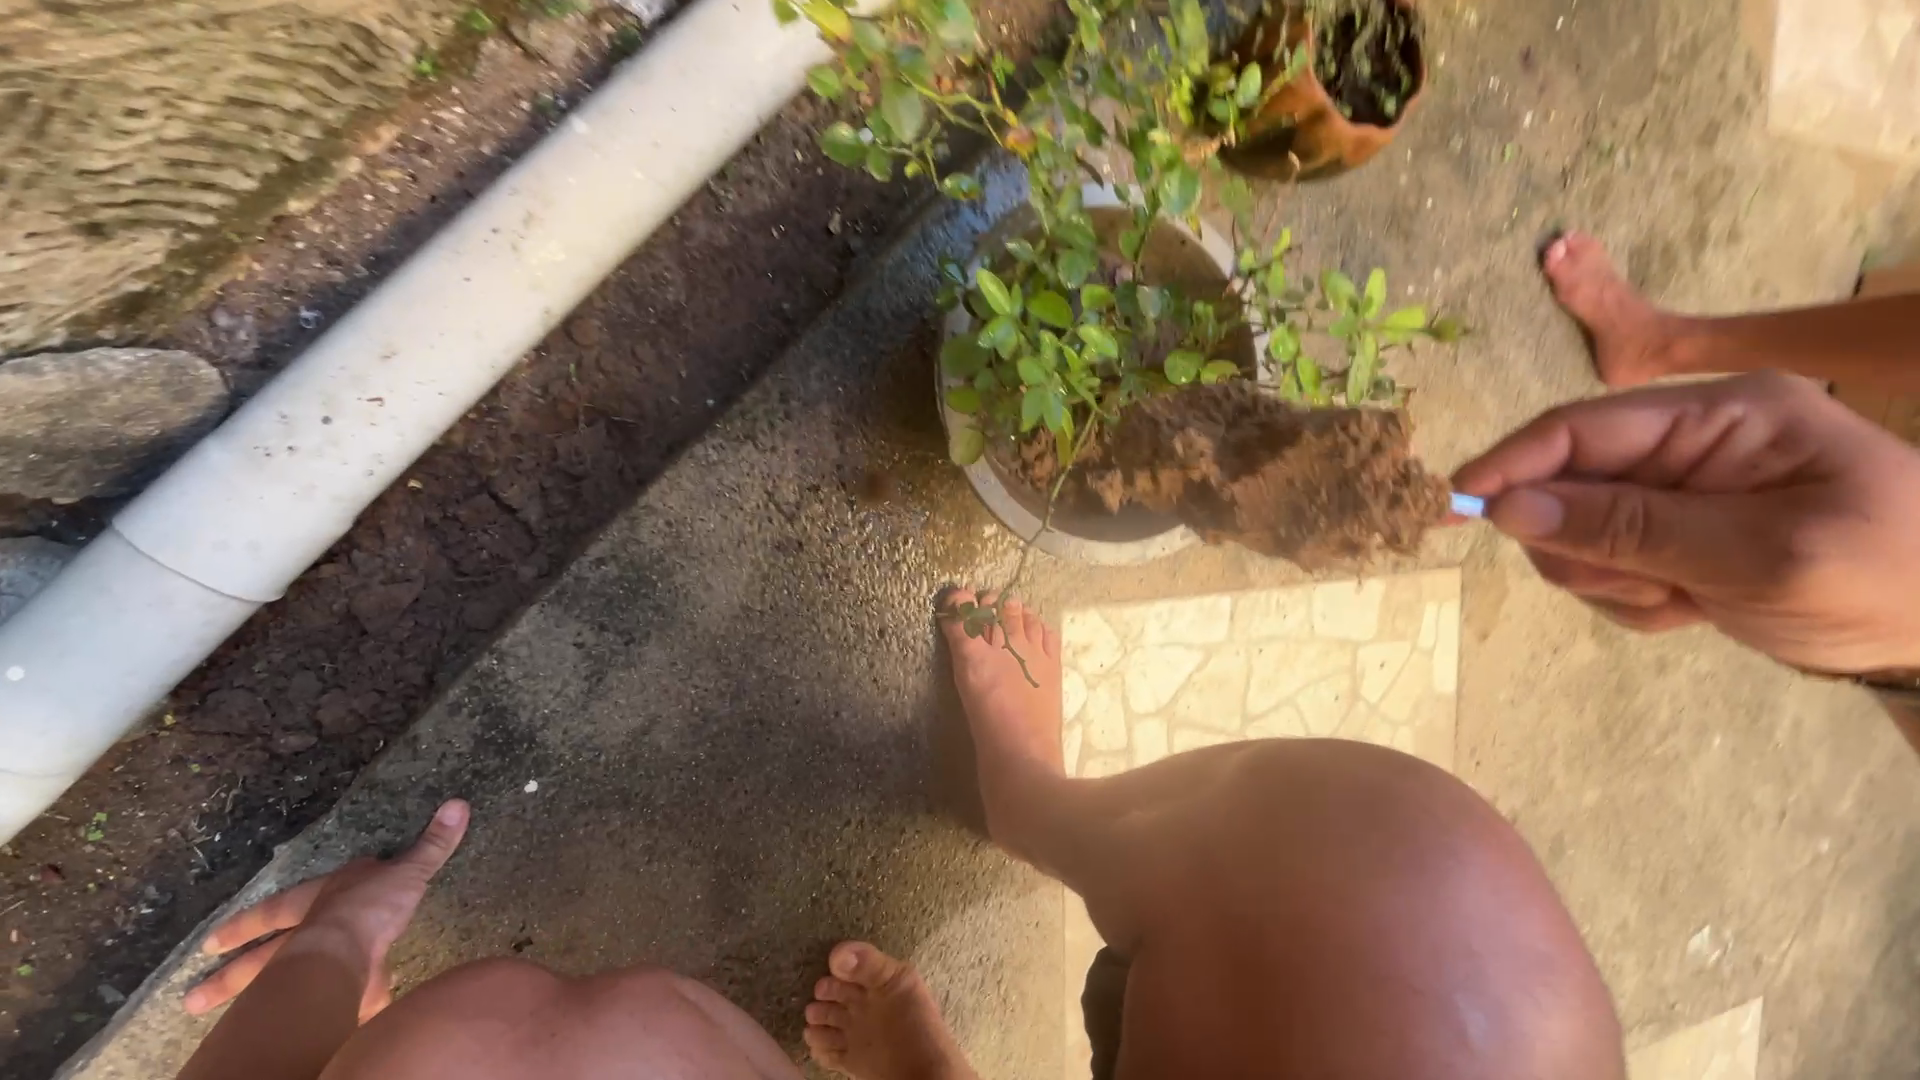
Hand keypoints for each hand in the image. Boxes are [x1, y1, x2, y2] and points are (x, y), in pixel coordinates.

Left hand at [184, 799, 468, 1019]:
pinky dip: (329, 1012)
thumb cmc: (370, 904)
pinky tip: (334, 1022)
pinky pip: (328, 1004)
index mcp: (322, 900)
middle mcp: (308, 932)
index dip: (254, 919)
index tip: (216, 939)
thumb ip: (432, 844)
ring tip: (223, 1020)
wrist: (350, 952)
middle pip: (264, 952)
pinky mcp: (330, 995)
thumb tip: (458, 803)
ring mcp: (312, 966)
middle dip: (232, 971)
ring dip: (255, 997)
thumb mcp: (408, 869)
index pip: (281, 906)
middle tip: (192, 997)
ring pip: (275, 982)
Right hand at [1453, 372, 1919, 674]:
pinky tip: (1687, 607)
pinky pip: (1594, 566)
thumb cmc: (1887, 579)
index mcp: (1719, 416)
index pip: (1577, 429)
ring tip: (1680, 600)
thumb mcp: (1757, 554)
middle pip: (1560, 485)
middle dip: (1580, 544)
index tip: (1455, 506)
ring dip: (1607, 578)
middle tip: (1640, 587)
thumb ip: (1626, 527)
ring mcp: (1668, 490)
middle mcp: (1681, 444)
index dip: (1508, 465)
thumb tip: (1503, 507)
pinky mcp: (1660, 532)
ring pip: (1567, 533)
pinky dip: (1627, 598)